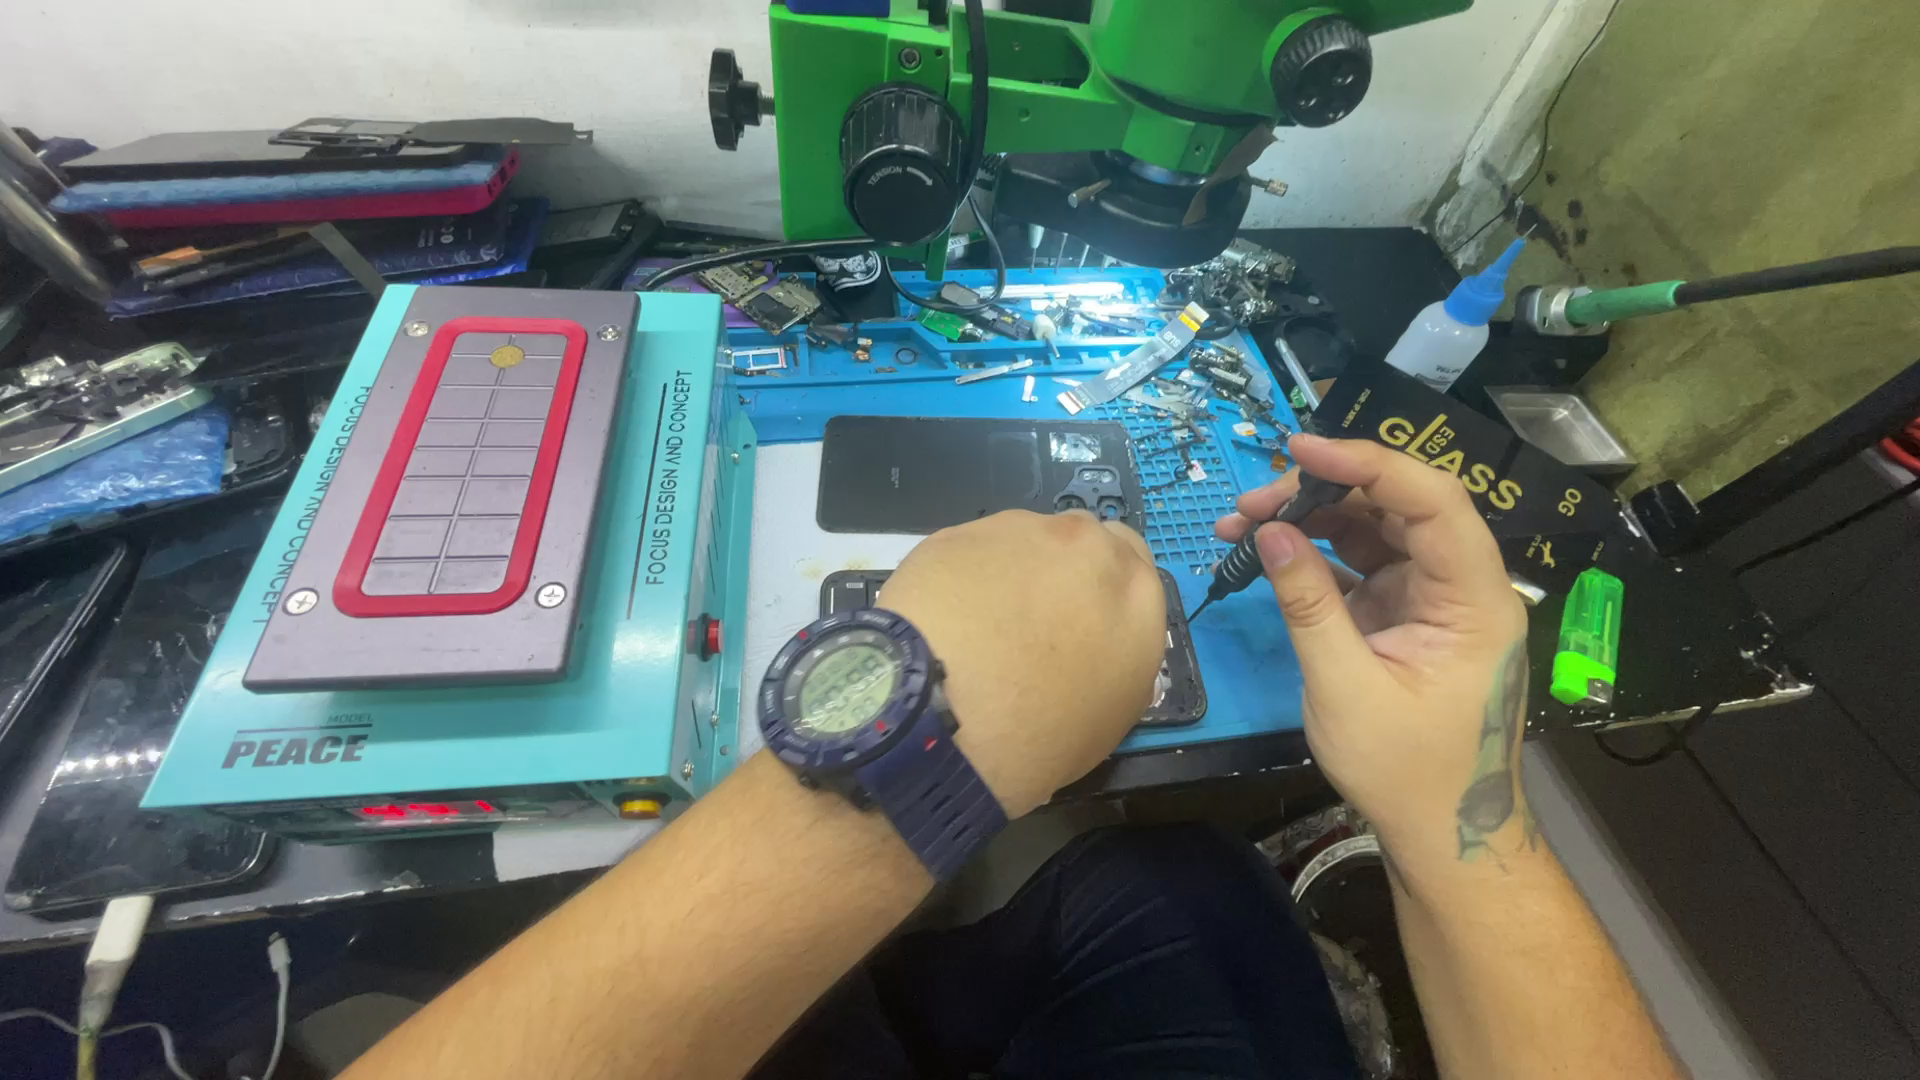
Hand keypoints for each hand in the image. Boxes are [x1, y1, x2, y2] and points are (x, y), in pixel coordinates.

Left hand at [878, 510, 1165, 817]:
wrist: (940, 718)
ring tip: (977, 623)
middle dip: (1063, 569)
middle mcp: (1086, 547)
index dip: (1105, 590)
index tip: (1081, 617)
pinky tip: (945, 616)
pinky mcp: (961, 532)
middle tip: (1032, 619)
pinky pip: (971, 549)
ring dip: (1011, 569)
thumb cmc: (1036, 737)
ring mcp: (1020, 531)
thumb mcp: (1109, 717)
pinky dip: (965, 574)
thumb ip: (1118, 658)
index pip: (1136, 563)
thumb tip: (1097, 646)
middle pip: (1082, 541)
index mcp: (1136, 594)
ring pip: (1023, 539)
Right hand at [1215, 435, 1531, 868]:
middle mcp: (1456, 583)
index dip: (1367, 464)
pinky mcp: (1395, 610)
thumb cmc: (1405, 769)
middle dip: (1318, 492)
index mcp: (1472, 598)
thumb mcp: (1345, 685)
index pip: (1431, 502)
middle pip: (1394, 505)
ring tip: (1241, 523)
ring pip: (1369, 528)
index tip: (1298, 451)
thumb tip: (1271, 532)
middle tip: (1248, 504)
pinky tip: (1263, 552)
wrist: (1440, 830)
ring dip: (1306, 518)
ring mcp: (1424, 596)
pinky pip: (1352, 562)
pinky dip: (1307, 553)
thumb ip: (1307, 603)